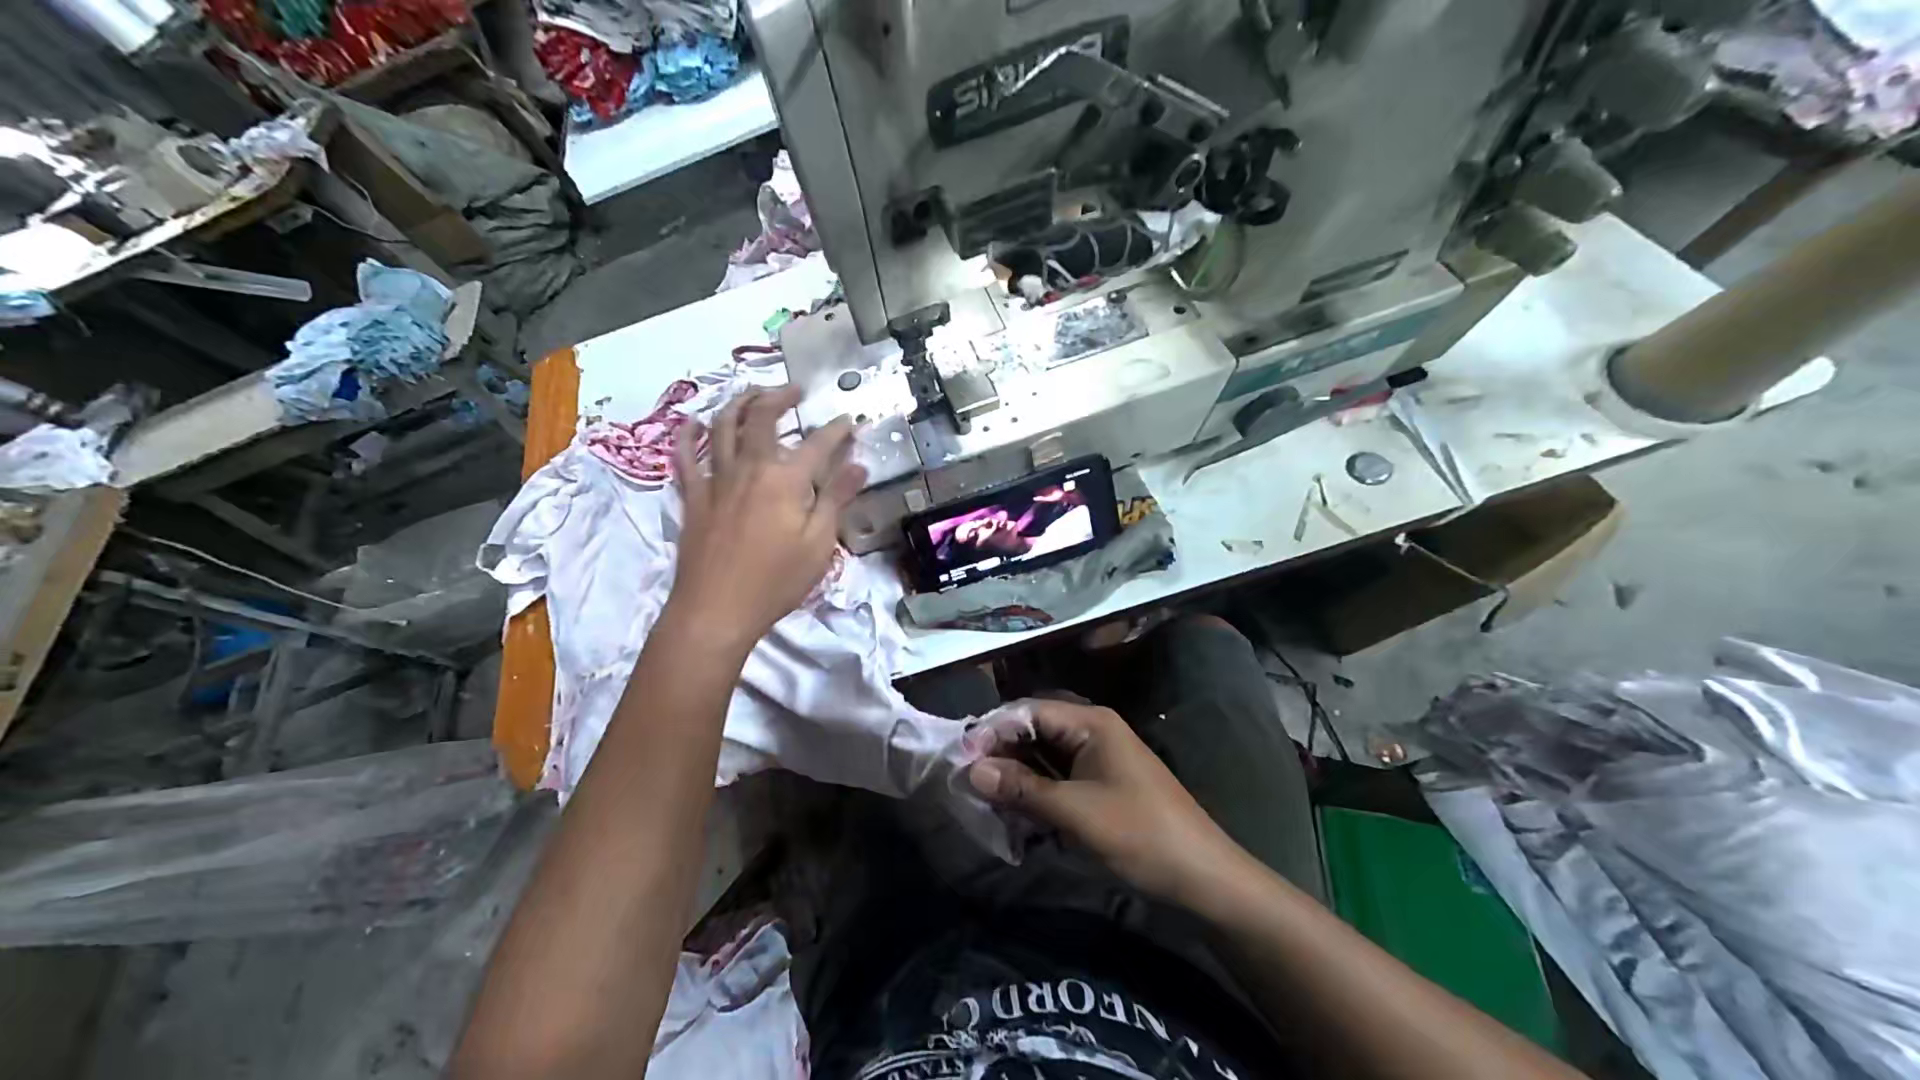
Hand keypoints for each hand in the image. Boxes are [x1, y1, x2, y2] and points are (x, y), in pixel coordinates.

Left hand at [667, 385, 865, 650]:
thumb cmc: (775, 581)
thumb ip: (837, 499)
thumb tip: (858, 465)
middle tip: (796, 390)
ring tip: (752, 393)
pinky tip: (692, 422)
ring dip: (739, 403)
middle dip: (781, 397)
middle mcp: (749, 468)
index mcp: (785, 480)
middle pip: (762, 418)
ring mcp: (716, 480)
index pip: (818, 444)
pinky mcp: (693, 497)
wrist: (715, 610)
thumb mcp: (819, 544)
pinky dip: (688, 435)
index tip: (850, 421)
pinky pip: (686, 457)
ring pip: (722, 427)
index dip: (837, 430)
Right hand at [969, 699, 1248, 903]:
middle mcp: (1092, 731)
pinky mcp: (1099, 785)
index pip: (1029, 711)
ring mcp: (1097, 759)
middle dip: (1001, 753)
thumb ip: (1022, 788)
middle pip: (1034, 730)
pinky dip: (1034, 792)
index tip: (961, 758)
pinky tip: (1014, 812)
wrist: (1202, 877)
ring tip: (984, 798)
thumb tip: (971, 770)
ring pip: (1043, 756)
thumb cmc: (1140, 834)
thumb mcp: (1076, 812)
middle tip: (968, 780)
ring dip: (1015, 775)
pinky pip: (1056, 778)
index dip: (993, 730)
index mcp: (1091, 723)